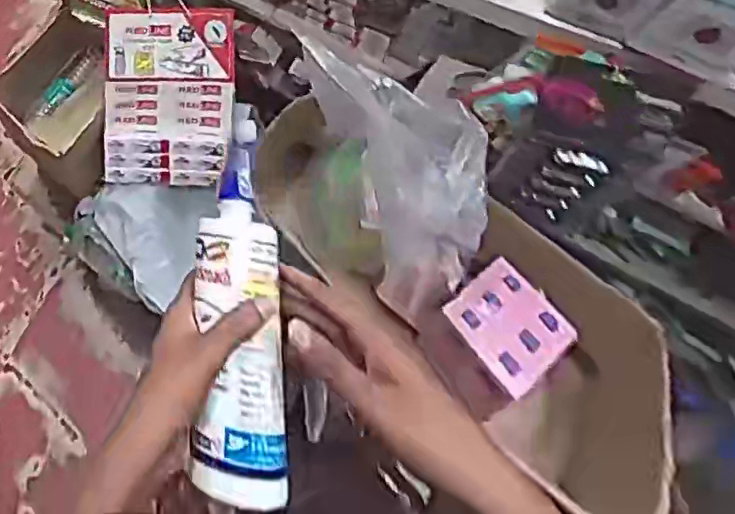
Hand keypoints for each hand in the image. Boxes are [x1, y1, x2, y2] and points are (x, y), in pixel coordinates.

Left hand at [75, 280, 272, 513]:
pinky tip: (264, 364)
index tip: (248, 263)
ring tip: (275, 328)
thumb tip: (265, 299)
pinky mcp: (198, 383)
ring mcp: (189, 357)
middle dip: (239, 304)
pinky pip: (223, 364)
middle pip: (213, 309)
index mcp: (178, 314)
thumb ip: (234, 327)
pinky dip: (240, 361)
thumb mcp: (206, 352)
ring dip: (243, 334)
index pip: (198, 280)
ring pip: (220, 337)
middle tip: (271, 298)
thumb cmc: (173, 387)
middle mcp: (183, 331)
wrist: (153, 440)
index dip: (219, 269)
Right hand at [282, 267, 557, 513]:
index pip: (333, 302)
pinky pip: (342, 354)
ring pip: (335, 334)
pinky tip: (301, 351)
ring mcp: (379, 362)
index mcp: (376, 338)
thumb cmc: (423, 431)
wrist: (470, 468)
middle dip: (299, 299)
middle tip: (264, 289)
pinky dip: (318, 347)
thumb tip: (293, 326)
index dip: (305, 283)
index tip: (277, 266)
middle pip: (332, 314)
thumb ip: (332, 363)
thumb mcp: (372, 400)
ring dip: (306, 322)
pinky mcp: (380, 381)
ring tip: (273, 313)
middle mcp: (376, 342)